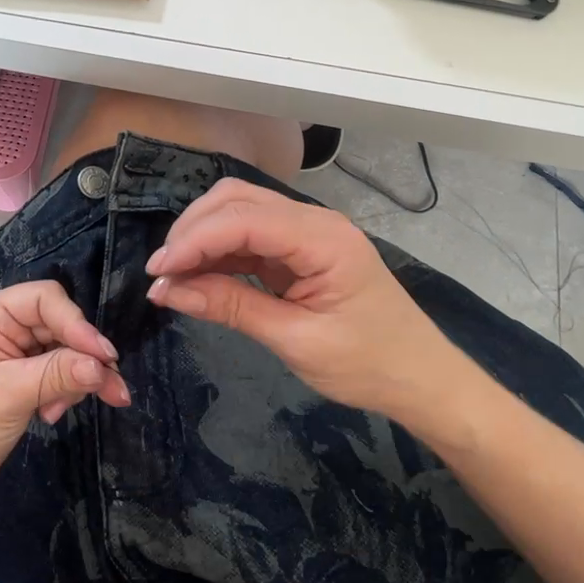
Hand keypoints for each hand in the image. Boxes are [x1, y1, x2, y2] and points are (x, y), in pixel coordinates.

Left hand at [0, 281, 130, 481]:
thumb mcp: (11, 394)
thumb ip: (59, 375)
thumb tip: (104, 366)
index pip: (45, 299)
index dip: (77, 323)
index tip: (105, 356)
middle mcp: (3, 318)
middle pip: (60, 323)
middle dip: (82, 359)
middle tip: (112, 390)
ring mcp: (15, 342)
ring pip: (65, 347)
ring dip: (74, 380)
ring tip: (58, 411)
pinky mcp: (25, 366)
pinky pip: (61, 367)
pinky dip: (65, 389)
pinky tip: (50, 413)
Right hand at [144, 179, 466, 421]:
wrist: (425, 381)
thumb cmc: (369, 366)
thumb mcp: (297, 341)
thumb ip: (232, 307)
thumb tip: (168, 291)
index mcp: (324, 239)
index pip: (243, 219)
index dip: (194, 240)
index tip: (158, 272)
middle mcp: (314, 222)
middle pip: (236, 200)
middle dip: (192, 231)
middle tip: (162, 274)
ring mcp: (307, 232)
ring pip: (237, 211)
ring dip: (201, 238)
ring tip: (174, 277)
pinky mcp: (299, 249)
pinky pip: (248, 236)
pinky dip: (217, 252)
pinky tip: (197, 277)